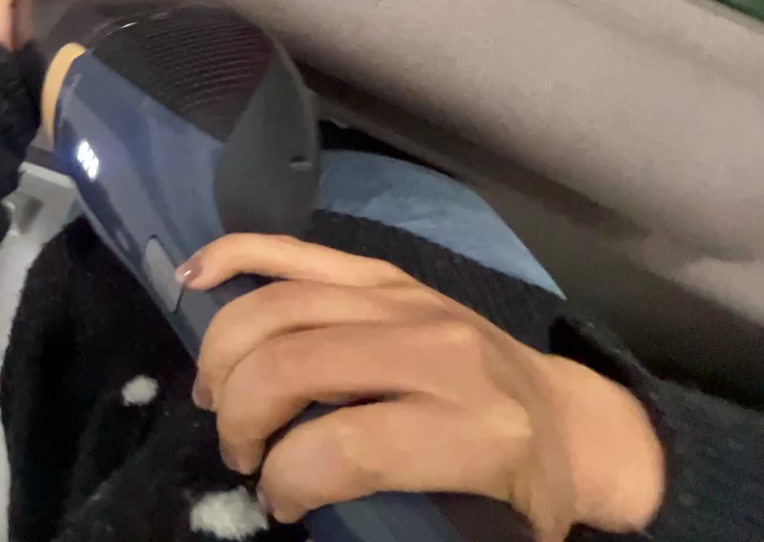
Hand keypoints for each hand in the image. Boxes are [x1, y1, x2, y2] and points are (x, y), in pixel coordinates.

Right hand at [181, 234, 663, 541]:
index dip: (290, 478)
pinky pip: (290, 250)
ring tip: (212, 395)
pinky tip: (191, 277)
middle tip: (236, 450)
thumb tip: (295, 511)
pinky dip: (233, 257)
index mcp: (473, 429)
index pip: (348, 446)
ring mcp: (398, 295)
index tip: (278, 503)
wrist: (572, 418)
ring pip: (279, 306)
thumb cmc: (527, 492)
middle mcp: (432, 348)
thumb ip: (397, 525)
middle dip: (242, 413)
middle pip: (297, 364)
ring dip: (224, 352)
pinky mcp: (377, 269)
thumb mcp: (490, 537)